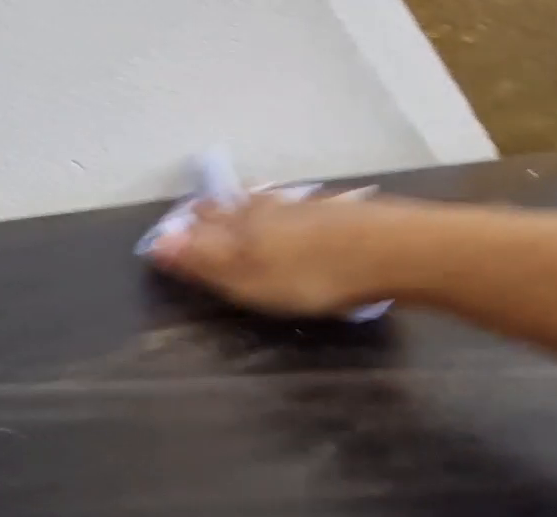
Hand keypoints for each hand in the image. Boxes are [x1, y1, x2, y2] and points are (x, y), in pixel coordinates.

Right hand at [150, 191, 412, 316]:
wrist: (399, 252)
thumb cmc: (311, 275)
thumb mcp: (245, 277)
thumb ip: (203, 260)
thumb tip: (156, 242)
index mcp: (245, 229)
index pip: (205, 226)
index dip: (184, 231)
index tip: (164, 232)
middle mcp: (273, 212)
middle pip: (236, 210)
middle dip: (214, 212)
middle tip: (198, 210)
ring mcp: (310, 210)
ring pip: (269, 205)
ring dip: (250, 205)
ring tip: (240, 200)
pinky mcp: (343, 214)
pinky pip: (301, 208)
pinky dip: (286, 208)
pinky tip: (295, 207)